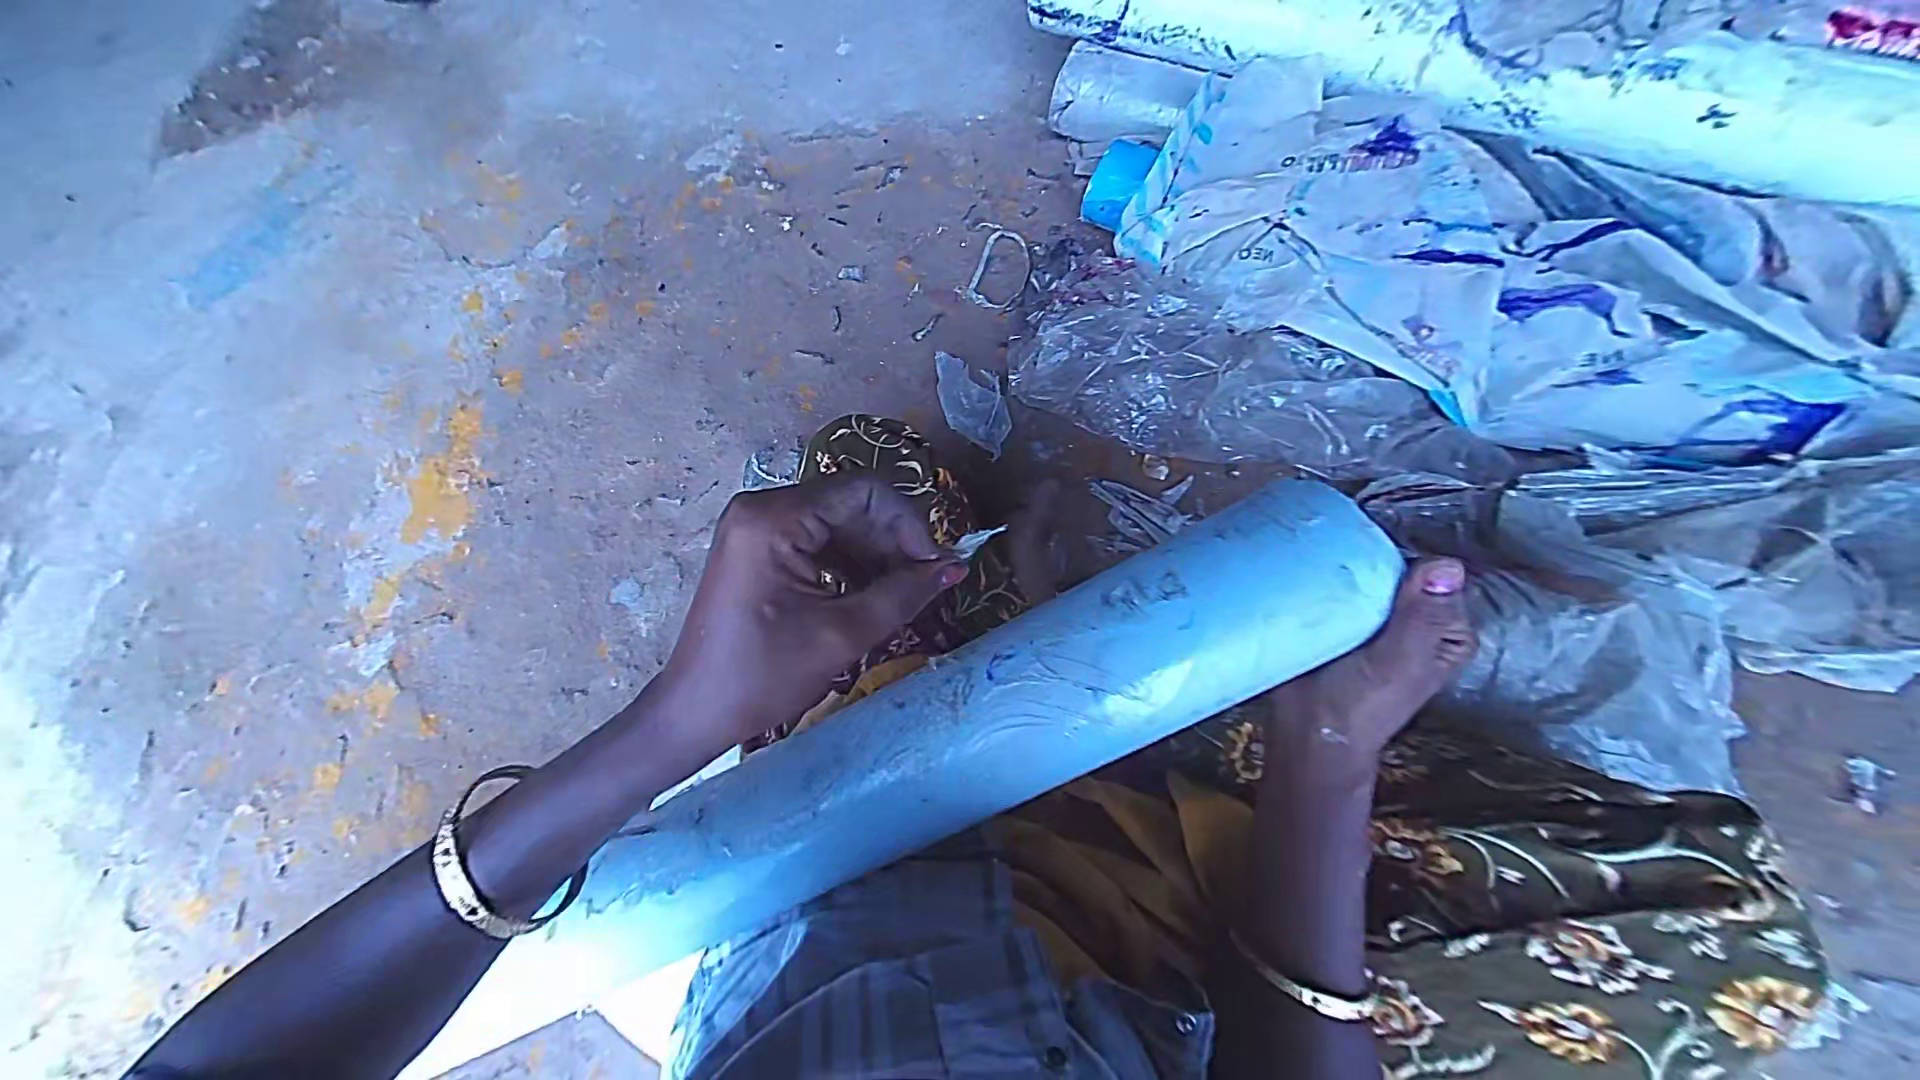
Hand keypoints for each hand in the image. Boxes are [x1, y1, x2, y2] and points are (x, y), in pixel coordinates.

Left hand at [659, 473, 965, 745]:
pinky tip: (871, 594)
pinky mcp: (760, 546)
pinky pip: (820, 540)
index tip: (934, 566)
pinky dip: (852, 563)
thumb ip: (905, 594)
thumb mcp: (843, 634)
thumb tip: (955, 566)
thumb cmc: (763, 676)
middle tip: (924, 584)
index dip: (910, 524)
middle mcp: (764, 507)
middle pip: (853, 503)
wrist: (695, 711)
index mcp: (775, 518)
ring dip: (877, 554)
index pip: (866, 491)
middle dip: (895, 541)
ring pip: (841, 522)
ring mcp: (759, 525)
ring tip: (902, 594)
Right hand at [1260, 558, 1473, 792]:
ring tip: (1308, 545)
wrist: (1304, 732)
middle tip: (1330, 538)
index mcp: (1442, 631)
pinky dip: (1317, 578)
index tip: (1368, 542)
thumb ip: (1421, 619)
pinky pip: (1328, 590)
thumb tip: (1445, 564)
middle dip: (1367, 554)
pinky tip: (1296, 564)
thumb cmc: (1359, 705)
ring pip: (1359, 579)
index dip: (1406, 555)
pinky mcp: (1330, 624)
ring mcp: (1367, 623)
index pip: (1433, 576)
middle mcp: (1409, 622)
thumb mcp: (1399, 662)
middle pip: (1392, 572)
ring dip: (1338, 564)